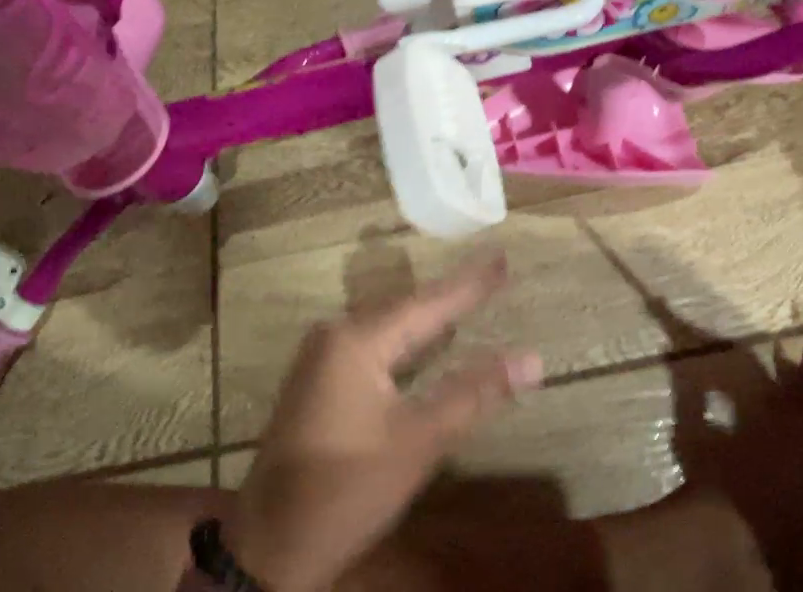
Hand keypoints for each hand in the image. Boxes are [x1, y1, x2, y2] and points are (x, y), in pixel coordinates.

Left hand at [228, 251, 541, 591]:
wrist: (271, 545)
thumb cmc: (347, 489)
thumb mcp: (418, 442)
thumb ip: (473, 394)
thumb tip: (531, 359)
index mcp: (355, 341)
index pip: (426, 303)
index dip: (469, 283)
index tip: (502, 257)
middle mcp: (333, 336)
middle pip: (404, 308)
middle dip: (449, 295)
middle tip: (492, 275)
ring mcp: (319, 359)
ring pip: (386, 327)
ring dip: (427, 318)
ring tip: (467, 299)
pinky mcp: (316, 383)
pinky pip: (371, 345)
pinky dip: (405, 341)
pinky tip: (425, 343)